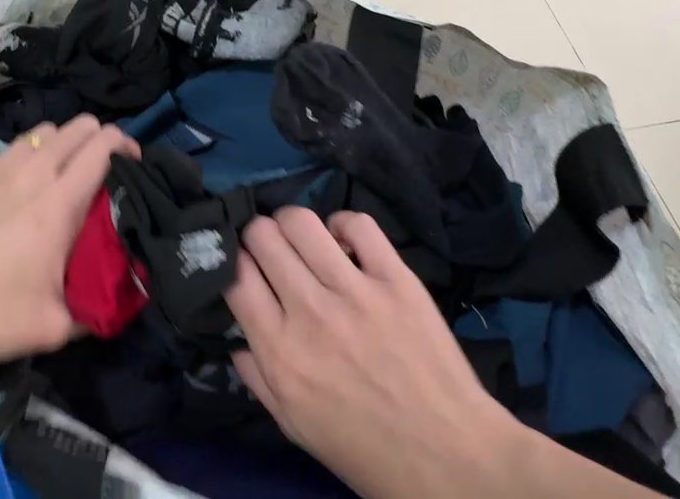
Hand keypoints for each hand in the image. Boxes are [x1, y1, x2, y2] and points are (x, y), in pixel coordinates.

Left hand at [0, 115, 137, 384]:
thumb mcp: (54, 326)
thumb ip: (95, 305)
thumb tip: (116, 298)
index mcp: (57, 202)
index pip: (102, 146)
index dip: (127, 145)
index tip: (136, 164)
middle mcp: (28, 173)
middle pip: (76, 127)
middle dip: (99, 139)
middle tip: (106, 171)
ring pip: (41, 133)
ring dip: (62, 144)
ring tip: (64, 179)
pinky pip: (11, 152)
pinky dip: (30, 158)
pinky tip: (21, 196)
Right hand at [225, 208, 528, 498]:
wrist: (448, 458)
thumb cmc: (365, 448)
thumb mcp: (294, 425)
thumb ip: (257, 378)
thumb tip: (236, 338)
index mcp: (280, 351)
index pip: (236, 276)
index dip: (232, 261)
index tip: (242, 265)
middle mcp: (310, 312)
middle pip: (263, 237)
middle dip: (257, 235)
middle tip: (269, 248)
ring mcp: (355, 291)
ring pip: (302, 222)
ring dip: (293, 224)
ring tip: (303, 239)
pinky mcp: (397, 280)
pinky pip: (359, 224)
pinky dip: (344, 224)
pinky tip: (345, 242)